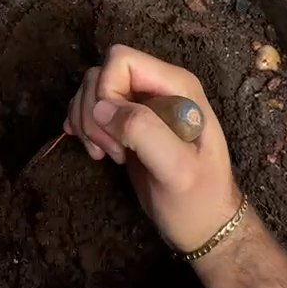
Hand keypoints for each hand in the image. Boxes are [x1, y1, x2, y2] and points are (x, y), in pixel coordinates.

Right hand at [65, 44, 244, 253]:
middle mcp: (157, 85)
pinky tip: (93, 149)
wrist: (204, 227)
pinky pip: (91, 104)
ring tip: (105, 154)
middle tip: (111, 151)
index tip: (116, 133)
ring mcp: (141, 100)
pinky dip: (83, 124)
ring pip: (92, 88)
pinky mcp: (126, 118)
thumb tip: (101, 108)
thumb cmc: (197, 199)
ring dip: (87, 121)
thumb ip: (143, 131)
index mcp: (176, 85)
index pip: (121, 60)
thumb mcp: (177, 169)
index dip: (107, 90)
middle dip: (94, 112)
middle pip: (102, 74)